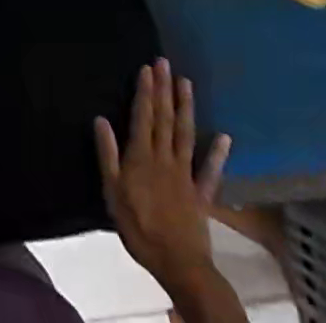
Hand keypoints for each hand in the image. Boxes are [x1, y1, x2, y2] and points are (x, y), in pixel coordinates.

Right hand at [94, 59, 243, 322]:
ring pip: (186, 134)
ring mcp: (186, 174)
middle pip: (165, 119)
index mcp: (141, 157)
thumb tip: (100, 119)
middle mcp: (165, 158)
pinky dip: (218, 154)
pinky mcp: (201, 193)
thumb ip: (108, 155)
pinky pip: (210, 171)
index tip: (147, 68)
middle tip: (164, 62)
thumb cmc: (138, 227)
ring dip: (186, 107)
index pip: (143, 117)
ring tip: (186, 83)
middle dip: (163, 89)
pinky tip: (225, 137)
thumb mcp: (112, 192)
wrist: (178, 263)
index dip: (145, 92)